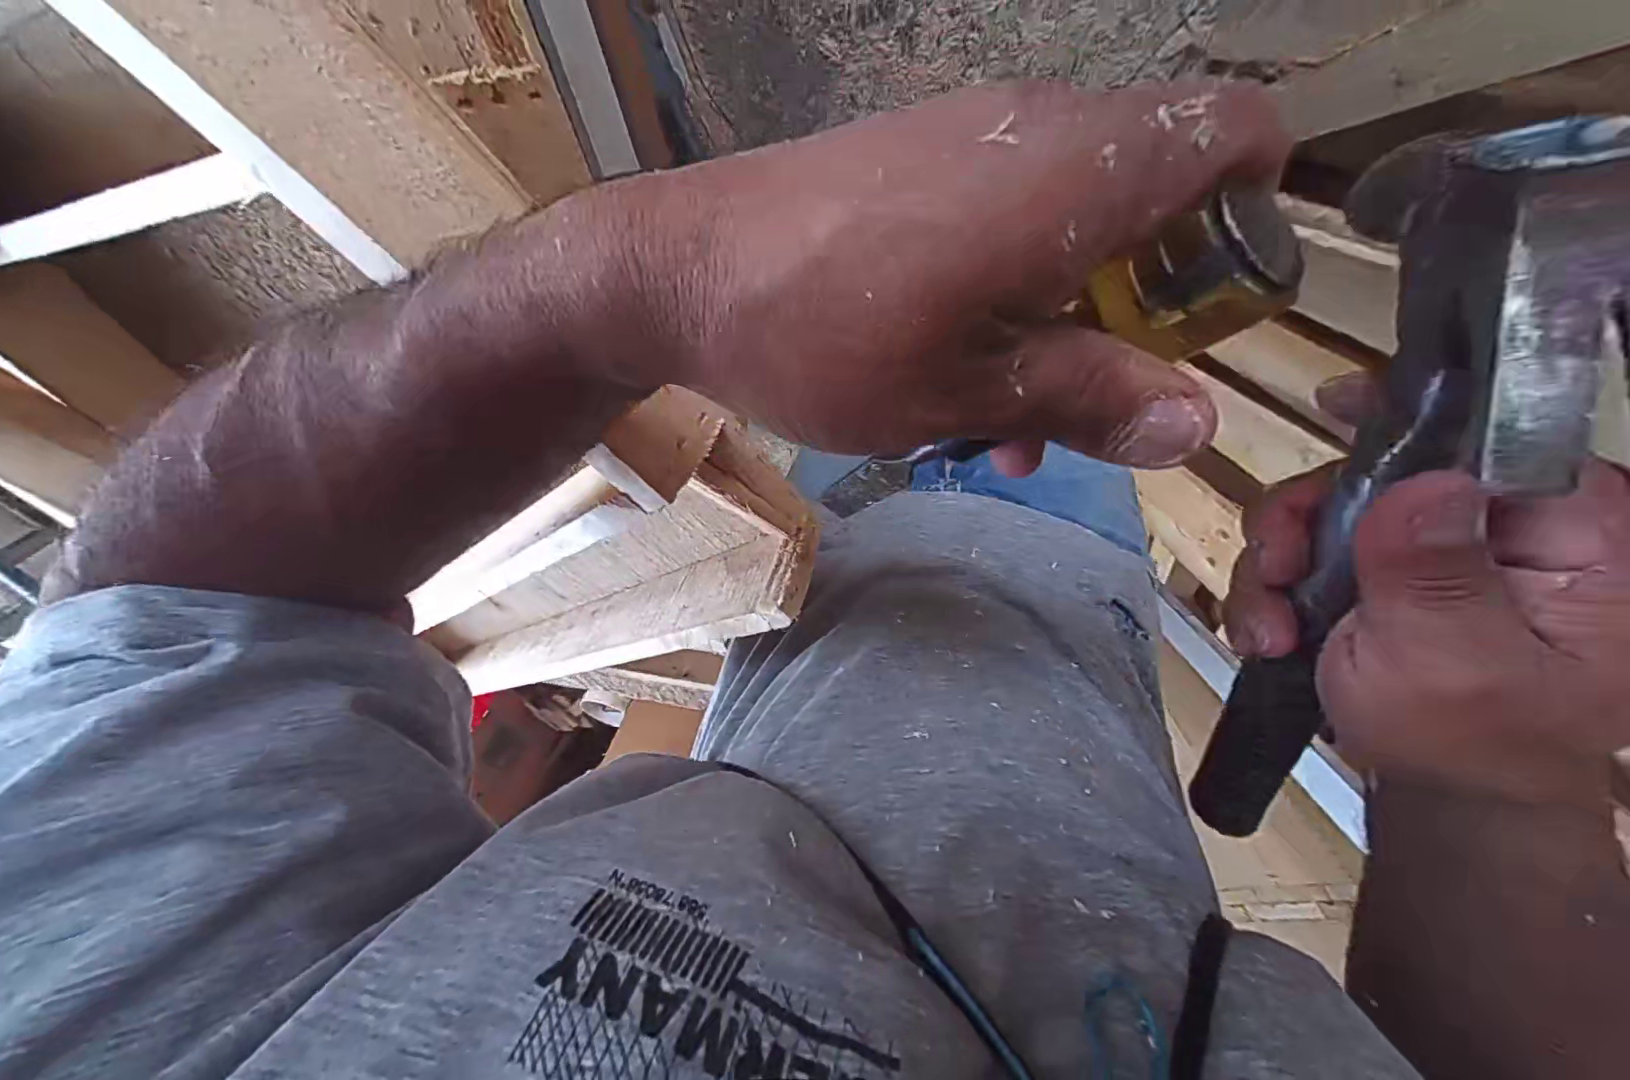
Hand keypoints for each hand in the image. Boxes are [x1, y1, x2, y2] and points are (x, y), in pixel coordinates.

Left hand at [616, 79, 1290, 470]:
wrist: (678, 274)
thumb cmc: (818, 340)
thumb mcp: (954, 392)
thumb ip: (1081, 397)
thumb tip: (1195, 422)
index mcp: (1075, 172)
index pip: (1235, 139)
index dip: (1247, 223)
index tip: (1200, 314)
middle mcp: (1029, 132)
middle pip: (1140, 202)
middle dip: (1121, 317)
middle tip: (1070, 410)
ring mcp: (955, 141)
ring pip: (1047, 230)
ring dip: (1038, 329)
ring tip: (985, 427)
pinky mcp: (897, 168)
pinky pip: (978, 225)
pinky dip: (982, 297)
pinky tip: (928, 373)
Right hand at [1228, 408, 1629, 806]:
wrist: (1438, 787)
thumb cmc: (1465, 736)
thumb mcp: (1449, 658)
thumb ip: (1435, 573)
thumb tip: (1424, 482)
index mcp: (1577, 543)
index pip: (1503, 446)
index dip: (1417, 420)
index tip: (1333, 404)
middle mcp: (1506, 533)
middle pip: (1381, 476)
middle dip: (1305, 523)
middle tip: (1276, 571)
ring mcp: (1433, 552)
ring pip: (1323, 513)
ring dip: (1275, 567)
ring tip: (1270, 631)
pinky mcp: (1379, 572)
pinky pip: (1302, 552)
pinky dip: (1271, 590)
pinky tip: (1270, 634)